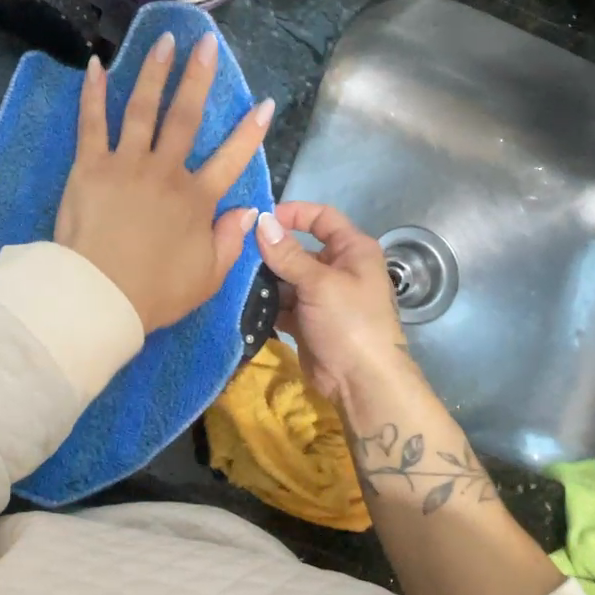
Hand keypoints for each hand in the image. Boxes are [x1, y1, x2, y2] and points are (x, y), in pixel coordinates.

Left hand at [55, 32, 274, 330]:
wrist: (100, 296)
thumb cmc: (154, 294)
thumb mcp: (207, 278)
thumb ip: (231, 243)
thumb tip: (249, 211)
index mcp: (197, 200)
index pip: (231, 159)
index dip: (250, 132)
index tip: (264, 105)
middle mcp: (166, 172)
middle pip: (186, 117)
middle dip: (198, 78)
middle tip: (205, 44)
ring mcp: (127, 164)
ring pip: (143, 109)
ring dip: (154, 72)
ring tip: (163, 42)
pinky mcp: (90, 166)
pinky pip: (92, 123)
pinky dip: (93, 94)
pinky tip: (95, 66)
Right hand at [253, 203, 410, 406]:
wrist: (360, 380)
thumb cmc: (350, 322)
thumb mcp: (319, 283)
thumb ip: (287, 254)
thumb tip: (262, 222)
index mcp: (352, 250)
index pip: (322, 218)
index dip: (293, 213)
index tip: (260, 219)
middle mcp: (338, 268)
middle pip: (298, 249)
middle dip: (270, 250)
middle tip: (235, 251)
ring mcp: (321, 296)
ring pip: (286, 278)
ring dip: (264, 279)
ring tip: (233, 276)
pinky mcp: (306, 320)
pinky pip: (282, 304)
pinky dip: (266, 303)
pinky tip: (242, 300)